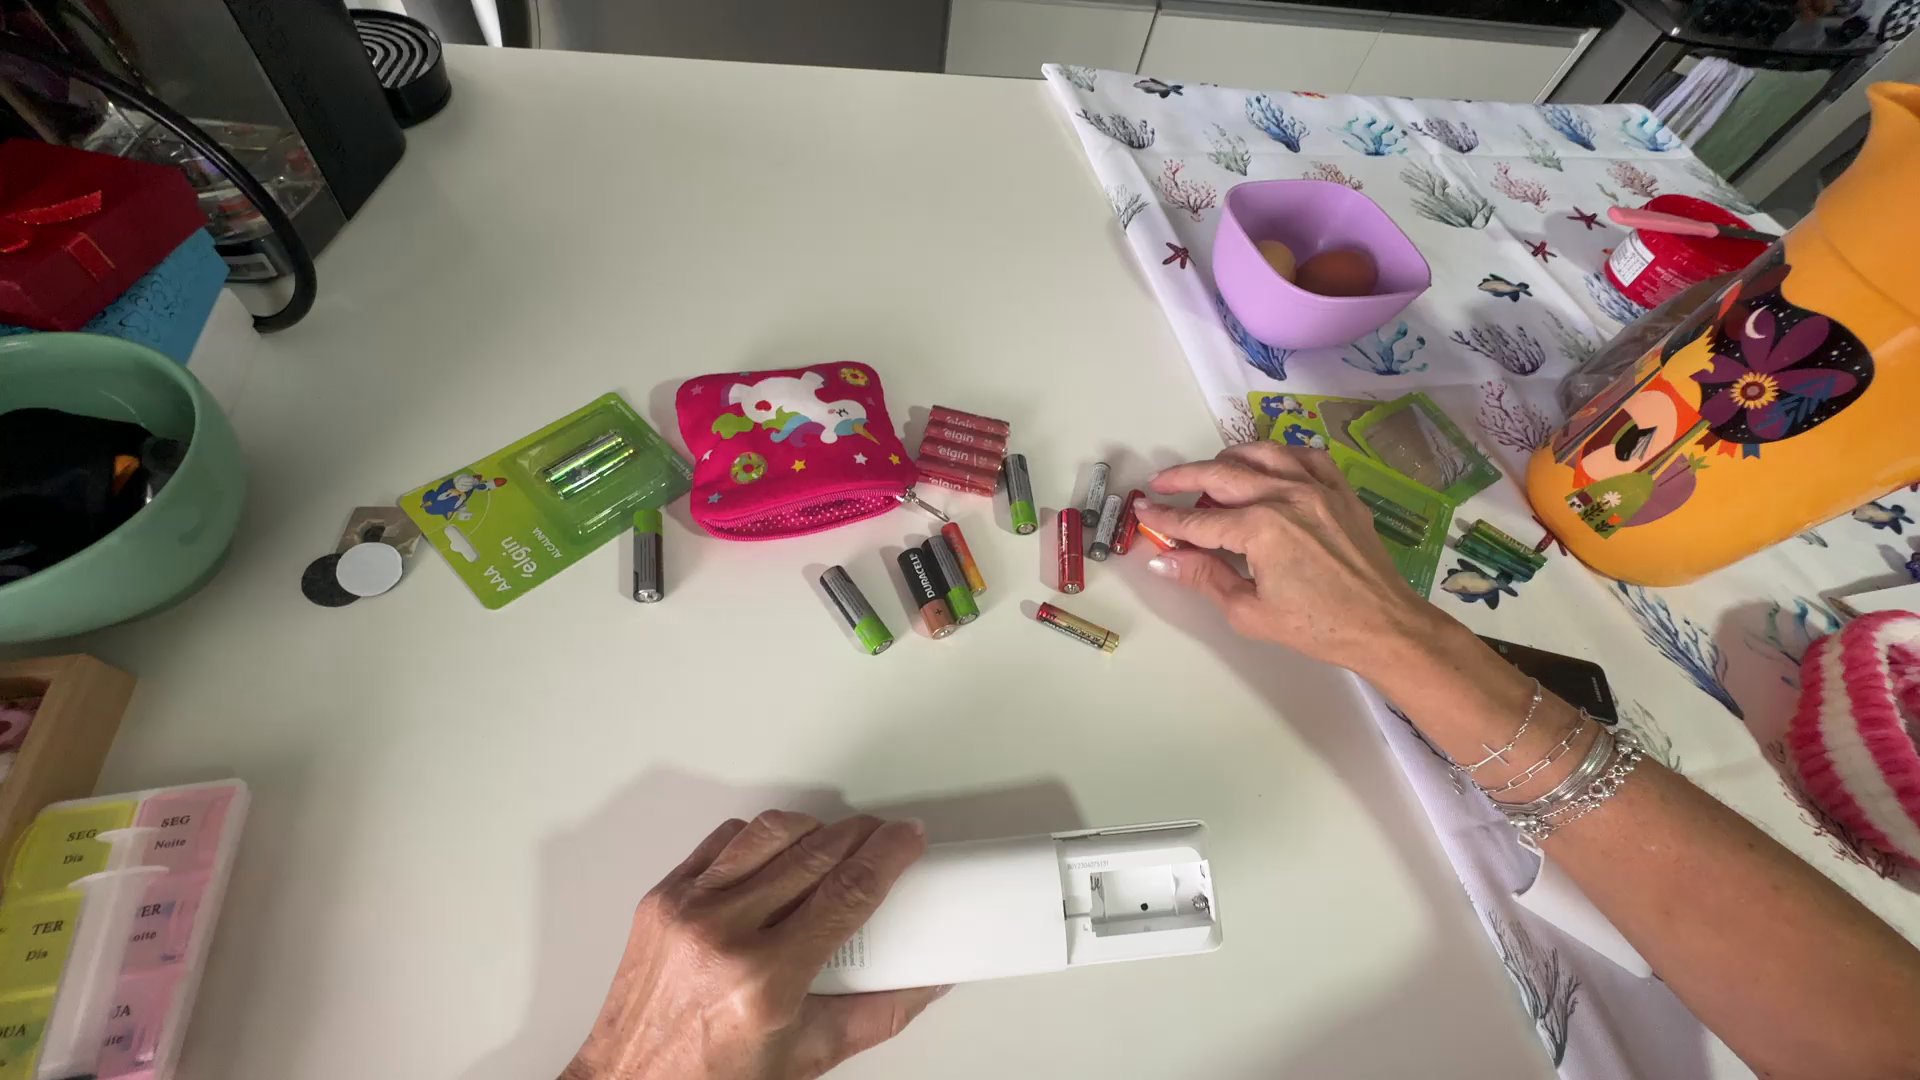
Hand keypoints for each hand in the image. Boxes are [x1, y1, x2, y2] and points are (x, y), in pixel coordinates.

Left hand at [563, 812, 943, 1079]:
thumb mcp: (808, 1059)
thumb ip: (879, 1015)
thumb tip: (929, 980)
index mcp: (765, 982)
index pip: (848, 892)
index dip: (888, 855)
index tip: (909, 837)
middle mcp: (723, 934)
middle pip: (816, 852)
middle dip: (861, 833)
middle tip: (882, 837)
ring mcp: (688, 909)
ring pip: (771, 831)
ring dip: (814, 829)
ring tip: (833, 844)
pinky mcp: (663, 896)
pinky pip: (726, 839)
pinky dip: (761, 837)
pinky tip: (777, 854)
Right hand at [1134, 442, 1443, 675]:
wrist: (1385, 626)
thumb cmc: (1317, 627)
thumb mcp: (1248, 611)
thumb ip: (1203, 577)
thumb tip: (1164, 559)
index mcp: (1261, 528)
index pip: (1198, 521)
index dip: (1165, 518)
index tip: (1142, 511)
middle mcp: (1286, 496)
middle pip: (1221, 476)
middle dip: (1183, 477)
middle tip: (1160, 482)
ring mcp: (1317, 488)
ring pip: (1261, 454)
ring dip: (1227, 459)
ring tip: (1208, 470)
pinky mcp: (1340, 491)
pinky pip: (1305, 456)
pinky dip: (1278, 455)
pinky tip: (1266, 466)